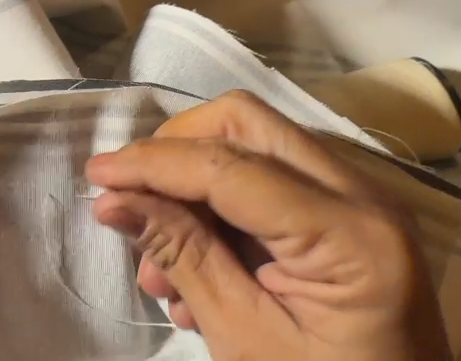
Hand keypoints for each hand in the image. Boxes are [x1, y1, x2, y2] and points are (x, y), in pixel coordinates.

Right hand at [85, 90, 449, 360]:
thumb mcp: (247, 343)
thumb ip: (181, 256)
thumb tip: (110, 196)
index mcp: (352, 238)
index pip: (228, 165)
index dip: (153, 163)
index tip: (95, 175)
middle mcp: (364, 196)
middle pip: (245, 122)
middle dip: (176, 149)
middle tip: (133, 196)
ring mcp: (361, 200)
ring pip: (253, 139)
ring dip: (192, 179)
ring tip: (158, 259)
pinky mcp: (349, 214)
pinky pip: (268, 175)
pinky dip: (219, 201)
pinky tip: (193, 262)